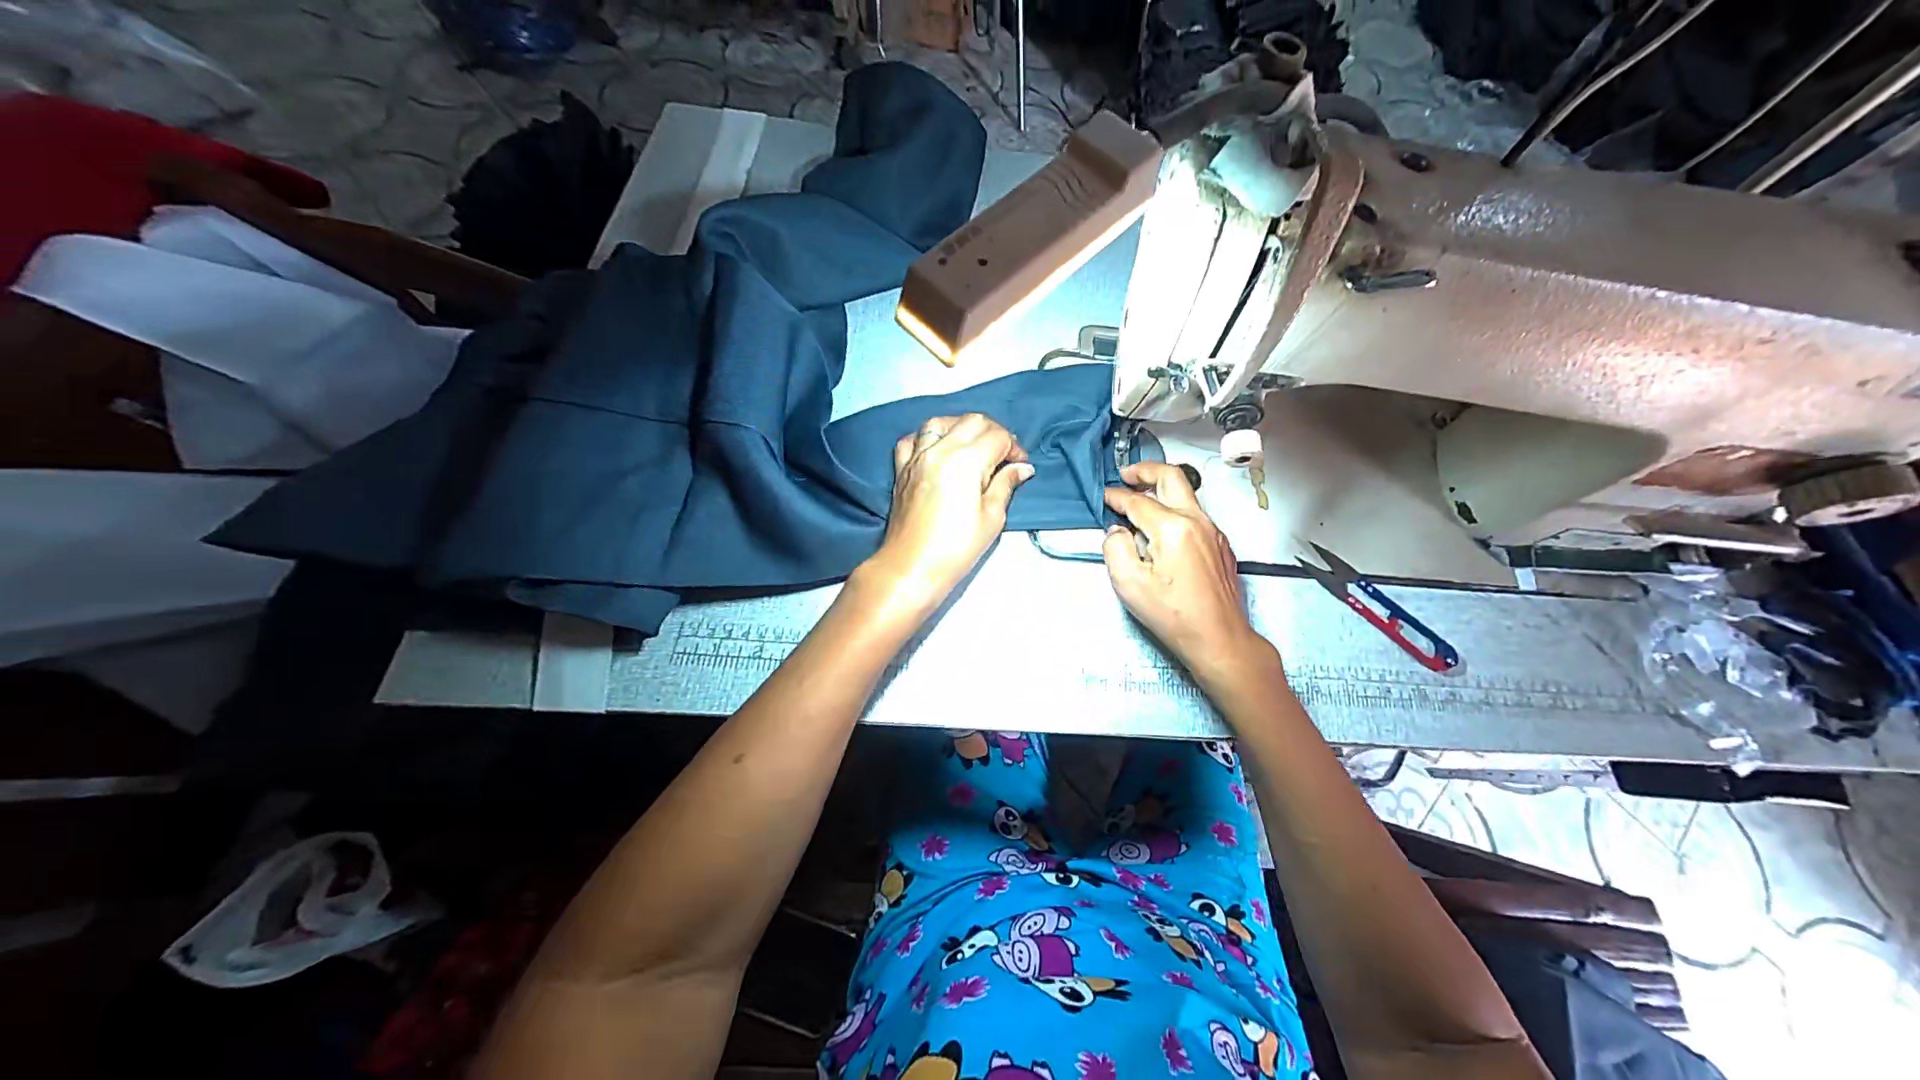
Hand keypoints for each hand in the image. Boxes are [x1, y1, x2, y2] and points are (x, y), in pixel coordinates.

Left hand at [865, 413, 1033, 605]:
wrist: (911, 566)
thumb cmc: (956, 547)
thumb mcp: (992, 517)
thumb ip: (1005, 484)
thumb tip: (1021, 468)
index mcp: (966, 460)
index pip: (997, 436)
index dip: (1014, 448)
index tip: (1019, 465)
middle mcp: (940, 450)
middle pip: (972, 422)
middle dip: (993, 433)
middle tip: (1002, 456)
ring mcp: (916, 457)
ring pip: (941, 422)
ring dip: (961, 428)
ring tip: (972, 447)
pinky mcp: (901, 469)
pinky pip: (913, 439)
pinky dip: (927, 437)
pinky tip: (937, 449)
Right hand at [1102, 462, 1270, 673]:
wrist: (1218, 638)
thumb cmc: (1175, 616)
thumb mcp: (1128, 583)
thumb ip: (1115, 547)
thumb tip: (1117, 532)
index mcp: (1173, 527)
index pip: (1137, 501)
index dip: (1116, 496)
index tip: (1104, 496)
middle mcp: (1197, 521)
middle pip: (1171, 477)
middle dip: (1145, 470)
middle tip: (1127, 475)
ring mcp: (1213, 532)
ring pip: (1186, 494)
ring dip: (1161, 489)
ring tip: (1140, 500)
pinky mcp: (1220, 545)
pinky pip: (1195, 514)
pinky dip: (1174, 509)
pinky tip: (1160, 529)